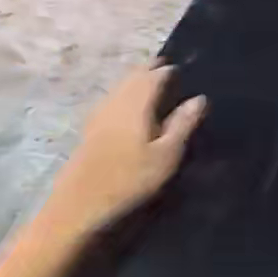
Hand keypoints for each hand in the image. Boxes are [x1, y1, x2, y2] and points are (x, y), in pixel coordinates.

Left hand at [37, 64, 205, 238]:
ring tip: (153, 83)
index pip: (155, 76)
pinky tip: (128, 106)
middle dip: (151, 69)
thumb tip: (199, 97)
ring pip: (120, 87)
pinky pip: (112, 100)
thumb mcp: (167, 155)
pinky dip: (125, 94)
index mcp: (136, 104)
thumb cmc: (130, 180)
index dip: (170, 70)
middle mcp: (115, 102)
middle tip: (169, 68)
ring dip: (136, 80)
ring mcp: (98, 115)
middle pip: (133, 76)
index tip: (186, 68)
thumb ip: (184, 124)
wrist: (78, 209)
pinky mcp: (89, 131)